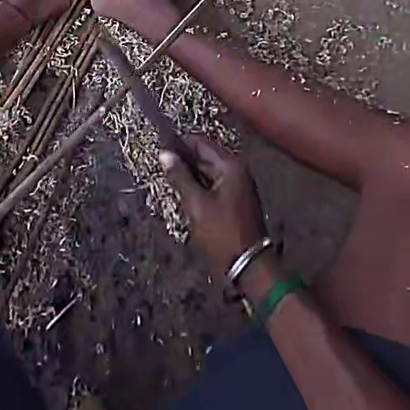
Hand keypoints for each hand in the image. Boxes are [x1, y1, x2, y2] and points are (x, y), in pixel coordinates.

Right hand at [159, 135, 268, 284]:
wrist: (249, 267)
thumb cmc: (222, 233)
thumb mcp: (196, 204)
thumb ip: (180, 177)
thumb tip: (164, 154)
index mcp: (230, 165)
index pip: (200, 142)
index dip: (179, 145)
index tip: (160, 152)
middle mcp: (237, 169)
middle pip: (205, 156)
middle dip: (184, 163)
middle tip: (163, 172)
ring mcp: (239, 184)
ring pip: (209, 171)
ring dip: (191, 177)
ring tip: (172, 185)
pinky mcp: (237, 199)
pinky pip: (215, 185)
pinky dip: (201, 188)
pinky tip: (188, 198)